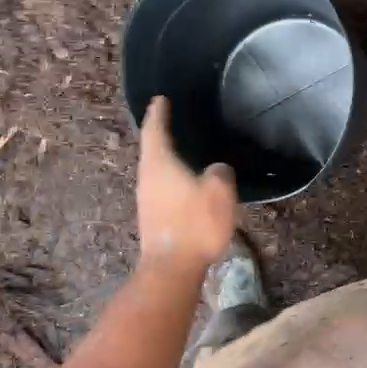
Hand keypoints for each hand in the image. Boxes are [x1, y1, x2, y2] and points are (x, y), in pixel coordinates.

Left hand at [137, 98, 237, 269]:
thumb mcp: (219, 191)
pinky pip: (162, 188)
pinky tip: (185, 183)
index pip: (155, 129)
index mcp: (159, 162)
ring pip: (156, 170)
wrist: (172, 268)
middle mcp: (147, 177)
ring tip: (182, 150)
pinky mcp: (152, 218)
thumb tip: (216, 169)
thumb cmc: (195, 222)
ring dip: (166, 158)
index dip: (158, 112)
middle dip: (160, 133)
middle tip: (171, 120)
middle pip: (152, 149)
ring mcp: (146, 199)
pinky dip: (171, 178)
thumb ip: (219, 172)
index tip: (160, 99)